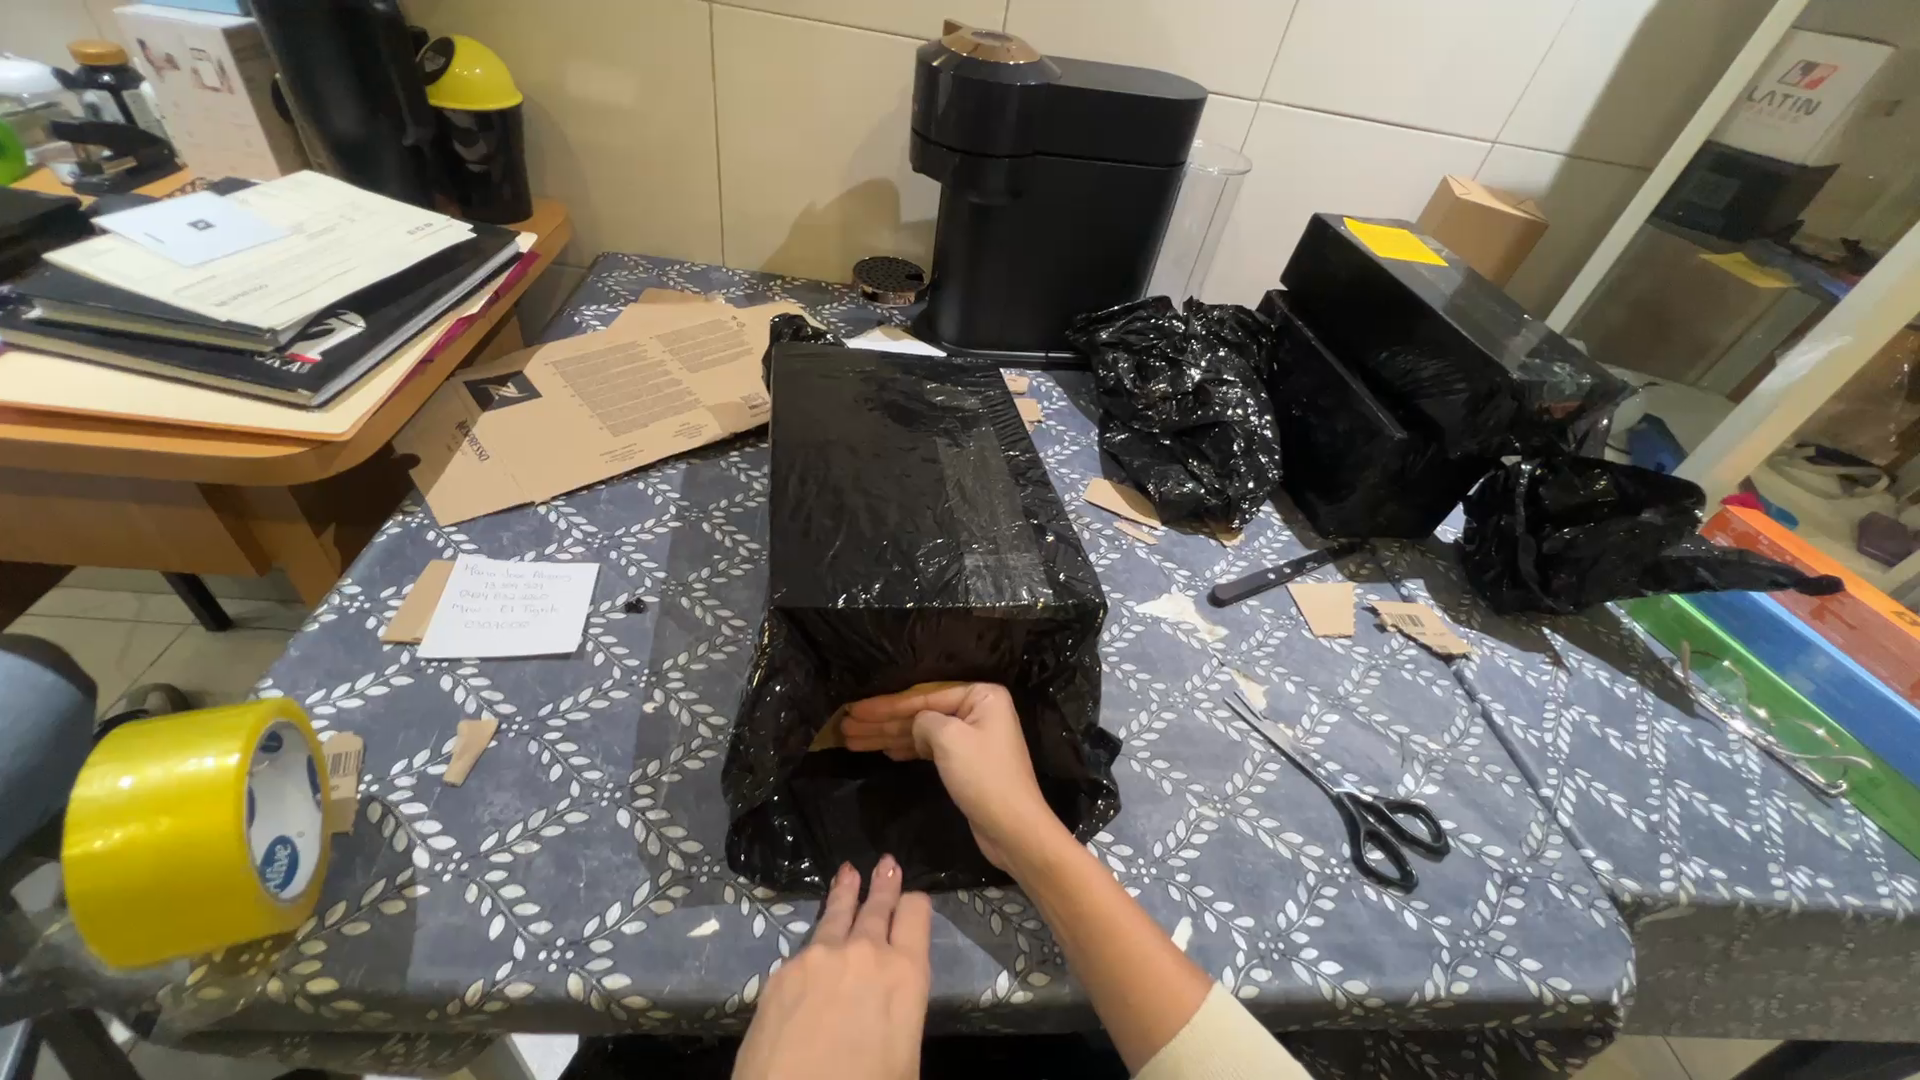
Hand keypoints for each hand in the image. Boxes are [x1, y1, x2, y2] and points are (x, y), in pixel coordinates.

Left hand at [732, 856, 930, 1079]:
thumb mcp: (904, 1053)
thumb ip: (898, 1007)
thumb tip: (883, 996)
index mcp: (905, 974)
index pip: (916, 914)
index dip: (914, 905)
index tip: (911, 900)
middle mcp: (864, 952)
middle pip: (877, 906)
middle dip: (883, 884)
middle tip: (886, 863)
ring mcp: (819, 957)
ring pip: (837, 914)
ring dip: (845, 893)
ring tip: (848, 873)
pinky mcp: (782, 972)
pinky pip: (805, 949)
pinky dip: (814, 943)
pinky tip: (814, 946)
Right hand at [841, 683, 1068, 870]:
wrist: (1012, 828)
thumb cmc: (983, 776)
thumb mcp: (949, 739)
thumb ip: (923, 721)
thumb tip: (916, 725)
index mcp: (981, 696)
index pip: (923, 698)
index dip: (885, 705)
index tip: (855, 709)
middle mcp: (978, 711)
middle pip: (920, 713)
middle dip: (882, 721)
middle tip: (846, 726)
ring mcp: (972, 738)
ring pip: (921, 733)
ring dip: (888, 736)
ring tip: (852, 739)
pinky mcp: (965, 763)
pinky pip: (929, 749)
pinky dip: (906, 749)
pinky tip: (884, 749)